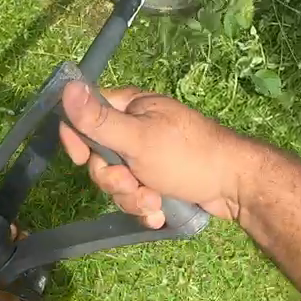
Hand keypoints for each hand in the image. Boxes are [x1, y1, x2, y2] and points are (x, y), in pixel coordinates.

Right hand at [57, 81, 268, 227]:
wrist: (235, 186)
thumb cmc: (188, 156)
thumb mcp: (139, 138)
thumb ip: (100, 120)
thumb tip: (66, 87)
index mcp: (129, 107)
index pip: (84, 117)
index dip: (79, 140)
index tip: (85, 159)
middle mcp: (135, 129)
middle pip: (99, 159)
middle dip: (114, 181)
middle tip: (134, 185)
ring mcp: (147, 157)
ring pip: (117, 183)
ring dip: (133, 199)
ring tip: (155, 203)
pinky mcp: (158, 181)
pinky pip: (136, 197)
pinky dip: (146, 208)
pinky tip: (161, 213)